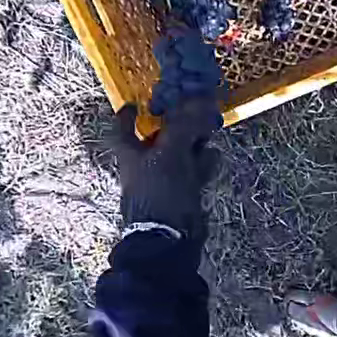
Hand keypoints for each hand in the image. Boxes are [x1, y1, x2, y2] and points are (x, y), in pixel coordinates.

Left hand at [109, 98, 221, 241]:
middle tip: (191, 109)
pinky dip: (203, 162)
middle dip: (174, 123)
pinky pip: (193, 172)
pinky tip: (213, 155)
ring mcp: (164, 181)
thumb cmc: (161, 190)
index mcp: (131, 154)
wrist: (170, 236)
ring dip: (193, 141)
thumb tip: (196, 100)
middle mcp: (145, 165)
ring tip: (208, 128)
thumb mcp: (170, 152)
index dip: (127, 114)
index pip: (123, 128)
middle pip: (157, 138)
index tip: (136, 103)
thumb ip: (182, 125)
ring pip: (179, 153)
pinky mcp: (181, 193)